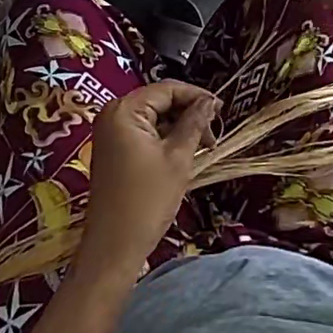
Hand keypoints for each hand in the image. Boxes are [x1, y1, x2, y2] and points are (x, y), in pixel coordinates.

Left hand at [78, 80, 216, 272]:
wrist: (114, 244)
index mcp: (124, 109)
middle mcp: (112, 113)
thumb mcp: (177, 158)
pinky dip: (164, 138)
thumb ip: (194, 123)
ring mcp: (109, 130)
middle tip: (214, 136)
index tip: (222, 109)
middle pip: (158, 100)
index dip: (196, 95)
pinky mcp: (112, 148)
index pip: (166, 88)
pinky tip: (183, 154)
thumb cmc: (147, 200)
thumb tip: (209, 101)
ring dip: (178, 127)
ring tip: (203, 147)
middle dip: (188, 113)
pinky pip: (142, 131)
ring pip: (152, 117)